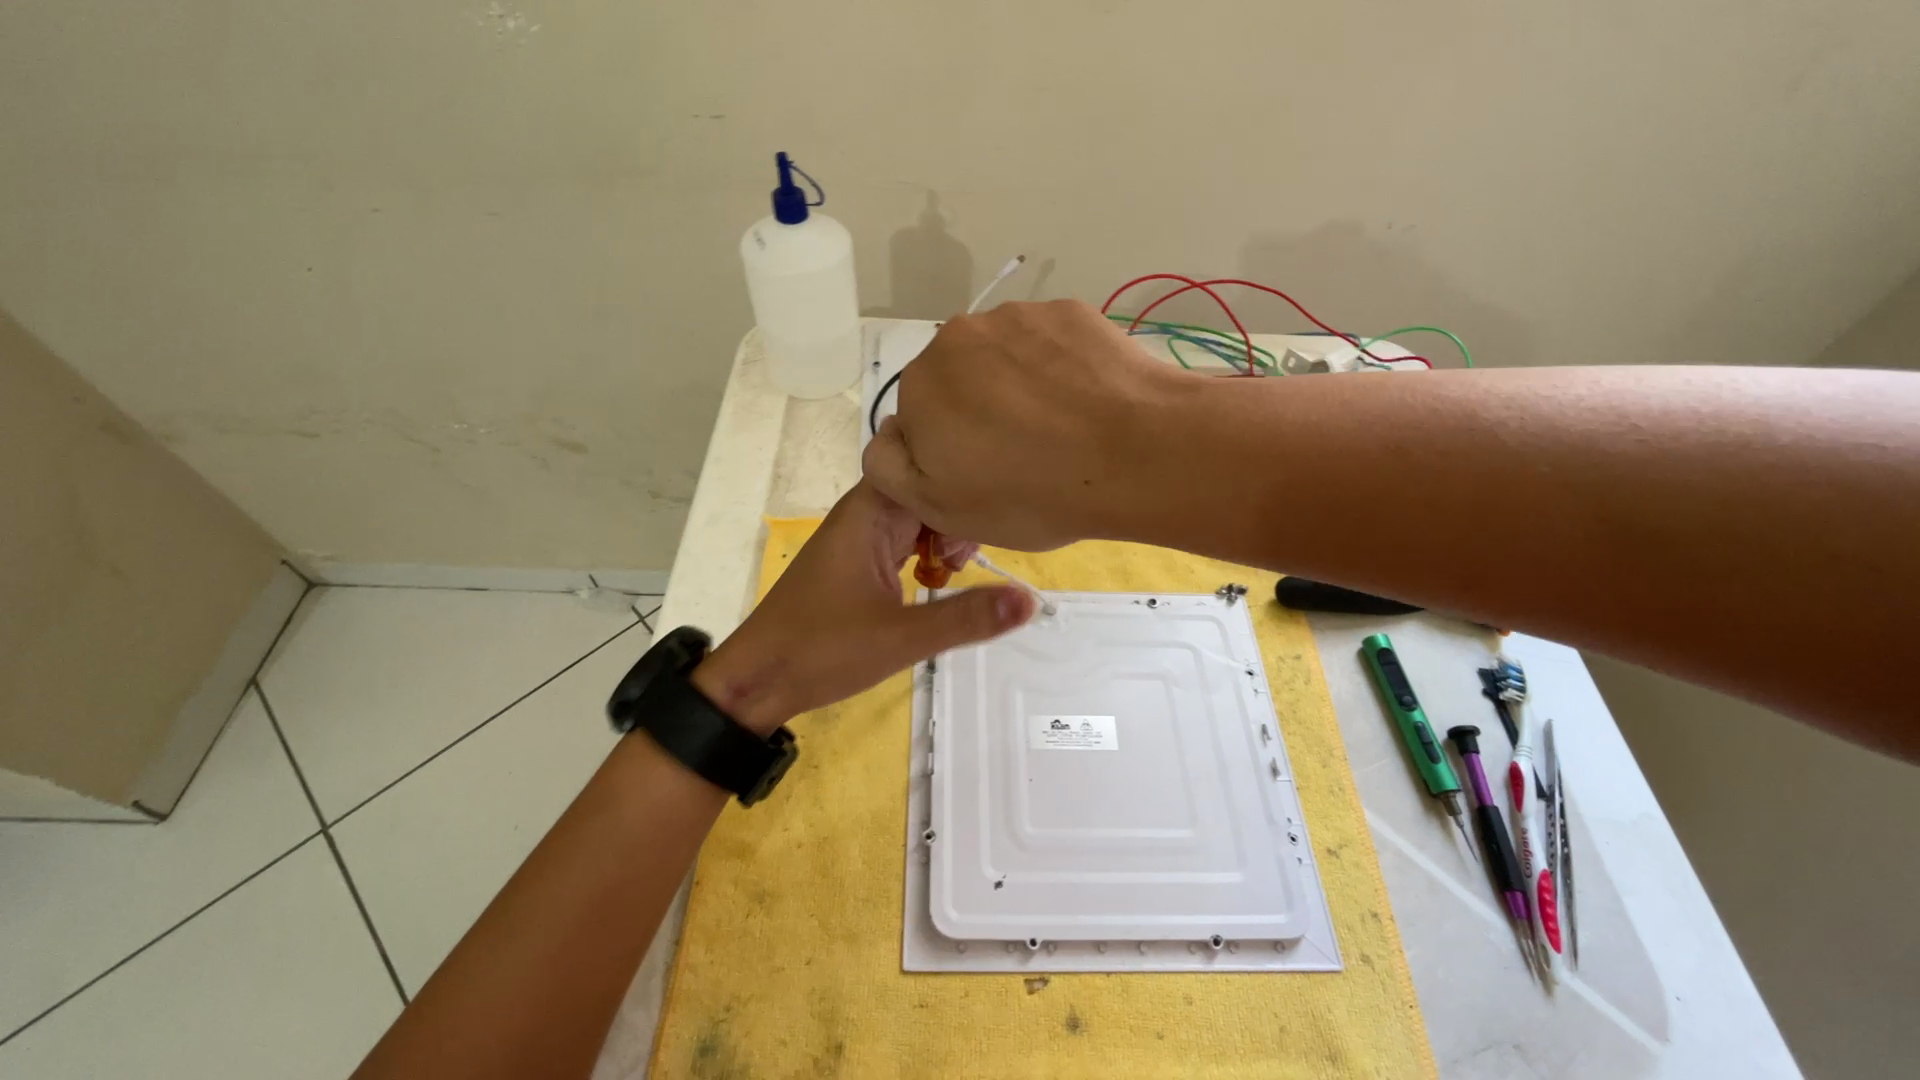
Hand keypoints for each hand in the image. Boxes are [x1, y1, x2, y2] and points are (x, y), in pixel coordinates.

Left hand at [690, 480, 1036, 734]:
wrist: (757, 680)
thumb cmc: (822, 651)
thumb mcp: (902, 637)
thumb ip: (967, 616)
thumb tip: (1030, 599)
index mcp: (870, 513)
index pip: (929, 471)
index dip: (963, 492)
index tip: (983, 532)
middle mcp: (862, 515)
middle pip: (925, 491)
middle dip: (956, 519)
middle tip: (968, 562)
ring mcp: (855, 539)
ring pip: (914, 519)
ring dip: (940, 540)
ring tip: (952, 574)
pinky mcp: (852, 564)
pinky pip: (899, 542)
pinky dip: (921, 556)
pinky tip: (933, 584)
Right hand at [862, 299, 1197, 549]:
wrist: (1136, 453)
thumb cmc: (1030, 492)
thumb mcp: (940, 508)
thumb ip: (889, 470)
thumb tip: (890, 437)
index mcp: (919, 383)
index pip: (919, 420)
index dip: (948, 455)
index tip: (985, 479)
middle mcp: (958, 336)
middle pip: (959, 382)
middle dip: (979, 415)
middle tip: (1024, 459)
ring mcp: (1018, 316)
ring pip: (1005, 360)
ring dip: (1019, 390)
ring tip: (1062, 433)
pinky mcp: (1070, 311)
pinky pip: (1050, 346)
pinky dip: (1060, 371)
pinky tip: (1087, 405)